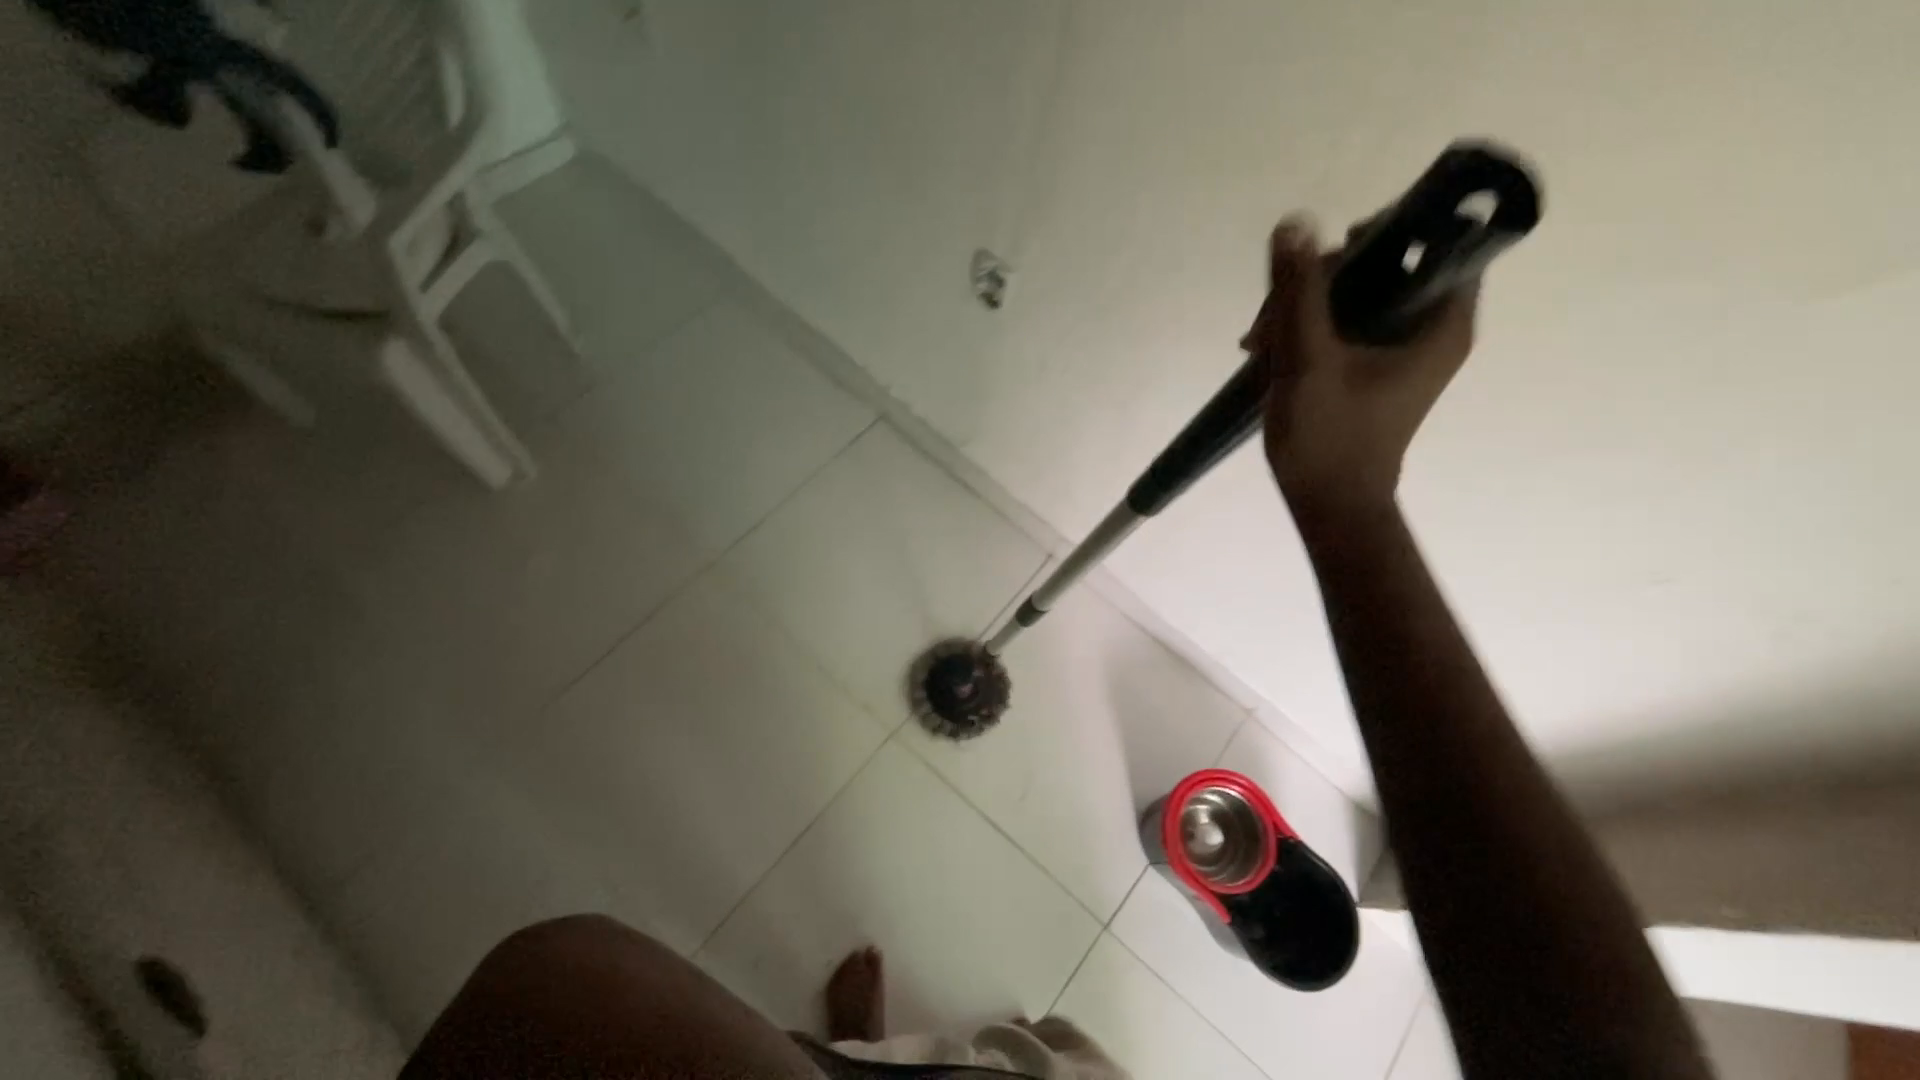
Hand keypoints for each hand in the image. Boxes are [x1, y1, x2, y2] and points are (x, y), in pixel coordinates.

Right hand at [1245, 217, 1477, 518]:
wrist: (1330, 507)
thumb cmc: (1330, 438)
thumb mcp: (1308, 359)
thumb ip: (1300, 291)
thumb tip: (1294, 223)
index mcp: (1442, 324)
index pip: (1443, 243)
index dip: (1396, 230)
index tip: (1339, 247)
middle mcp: (1432, 331)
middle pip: (1390, 266)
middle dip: (1326, 278)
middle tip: (1278, 309)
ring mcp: (1402, 351)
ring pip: (1359, 295)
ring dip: (1307, 305)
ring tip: (1260, 339)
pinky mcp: (1374, 368)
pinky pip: (1346, 325)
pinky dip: (1309, 328)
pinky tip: (1266, 349)